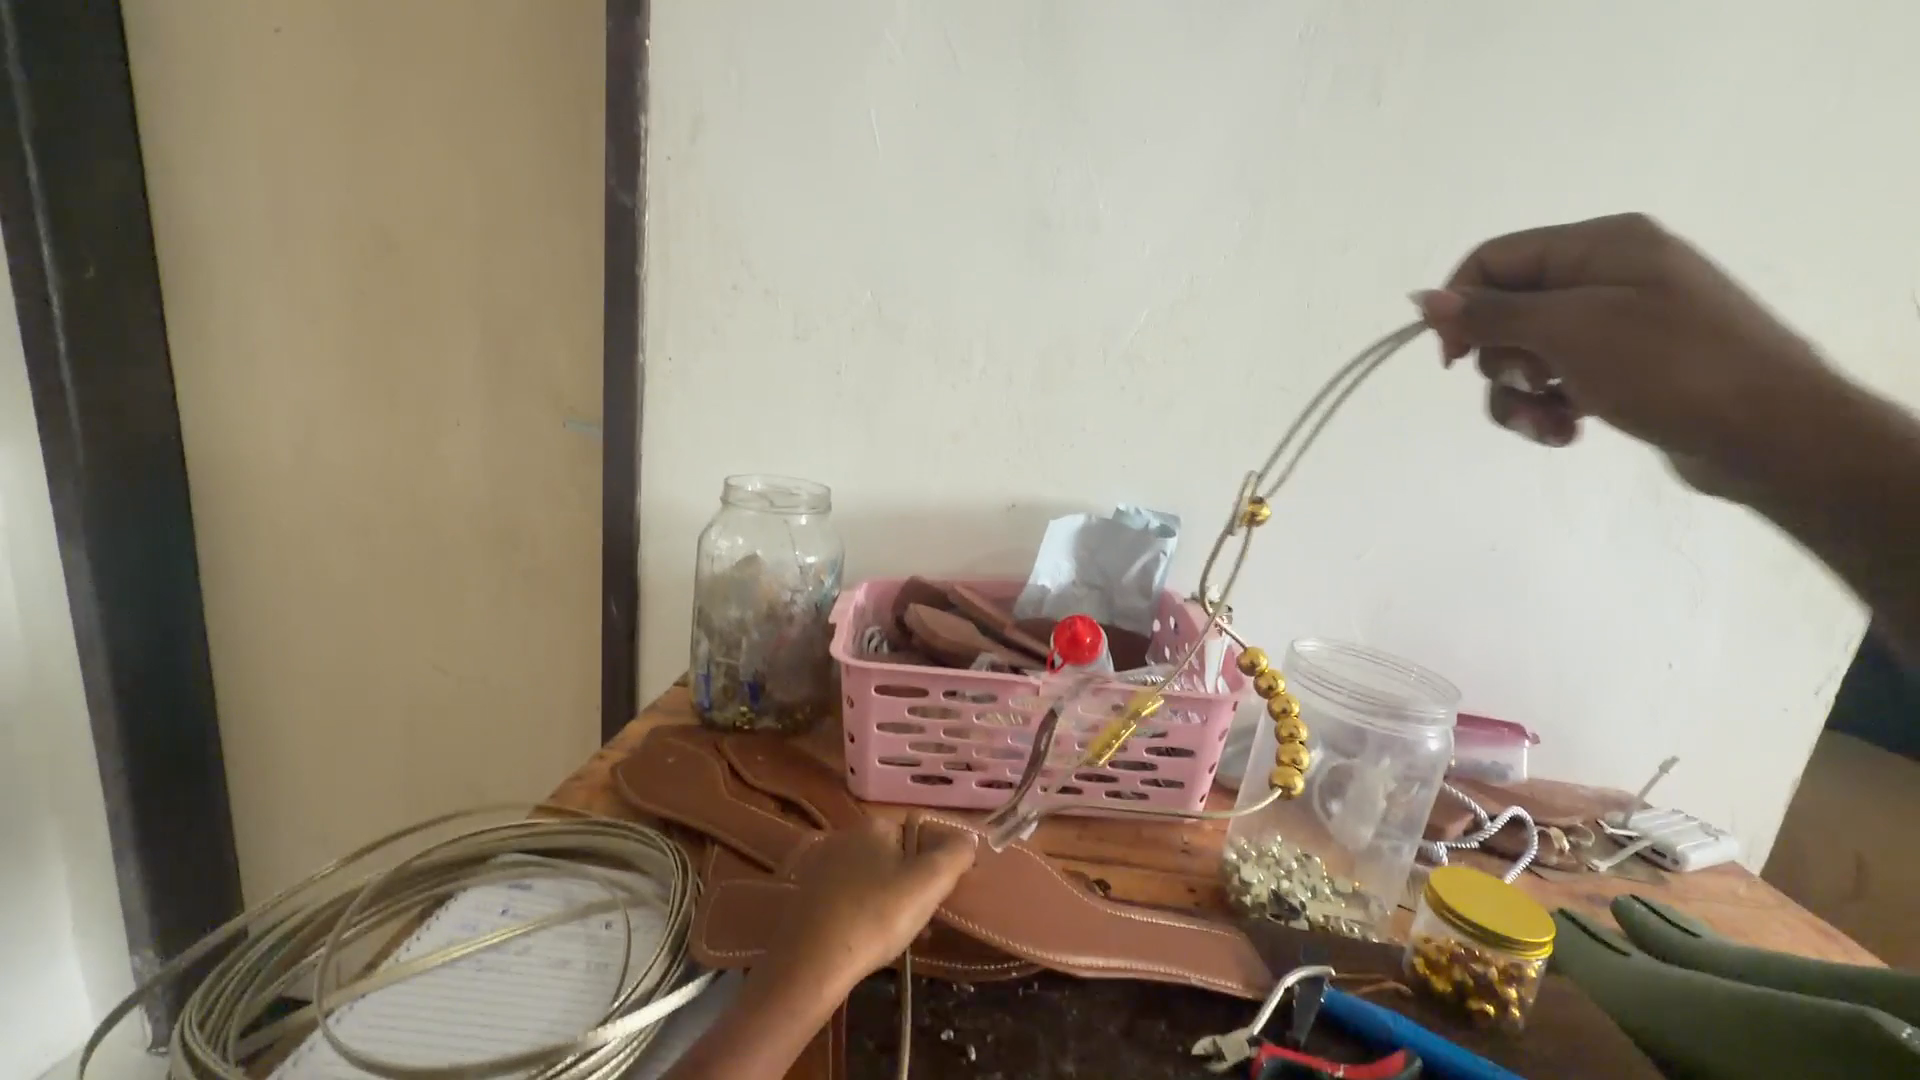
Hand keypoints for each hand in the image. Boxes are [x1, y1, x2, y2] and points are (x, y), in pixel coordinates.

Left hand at [768, 817, 976, 987]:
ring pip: (865, 879)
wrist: (810, 963)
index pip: (913, 832)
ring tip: (893, 936)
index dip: (930, 861)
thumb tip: (967, 837)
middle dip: (906, 883)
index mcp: (873, 826)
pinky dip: (857, 915)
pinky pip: (842, 900)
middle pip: (888, 856)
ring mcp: (817, 867)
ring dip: (882, 901)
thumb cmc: (876, 916)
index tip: (937, 893)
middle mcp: (842, 837)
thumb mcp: (929, 883)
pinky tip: (862, 942)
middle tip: (918, 918)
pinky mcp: (802, 897)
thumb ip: (954, 854)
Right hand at [1412, 213, 1834, 494]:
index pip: (1492, 260)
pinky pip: (1553, 382)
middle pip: (1503, 311)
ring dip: (1519, 396)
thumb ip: (1491, 314)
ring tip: (1548, 424)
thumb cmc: (1669, 366)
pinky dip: (1546, 409)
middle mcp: (1604, 274)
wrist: (1770, 432)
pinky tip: (1567, 432)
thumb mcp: (1569, 332)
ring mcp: (1614, 322)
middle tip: (1528, 385)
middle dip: (1499, 361)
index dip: (1459, 307)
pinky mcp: (1619, 366)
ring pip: (1522, 355)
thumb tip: (1424, 300)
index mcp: (1599, 244)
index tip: (1452, 359)